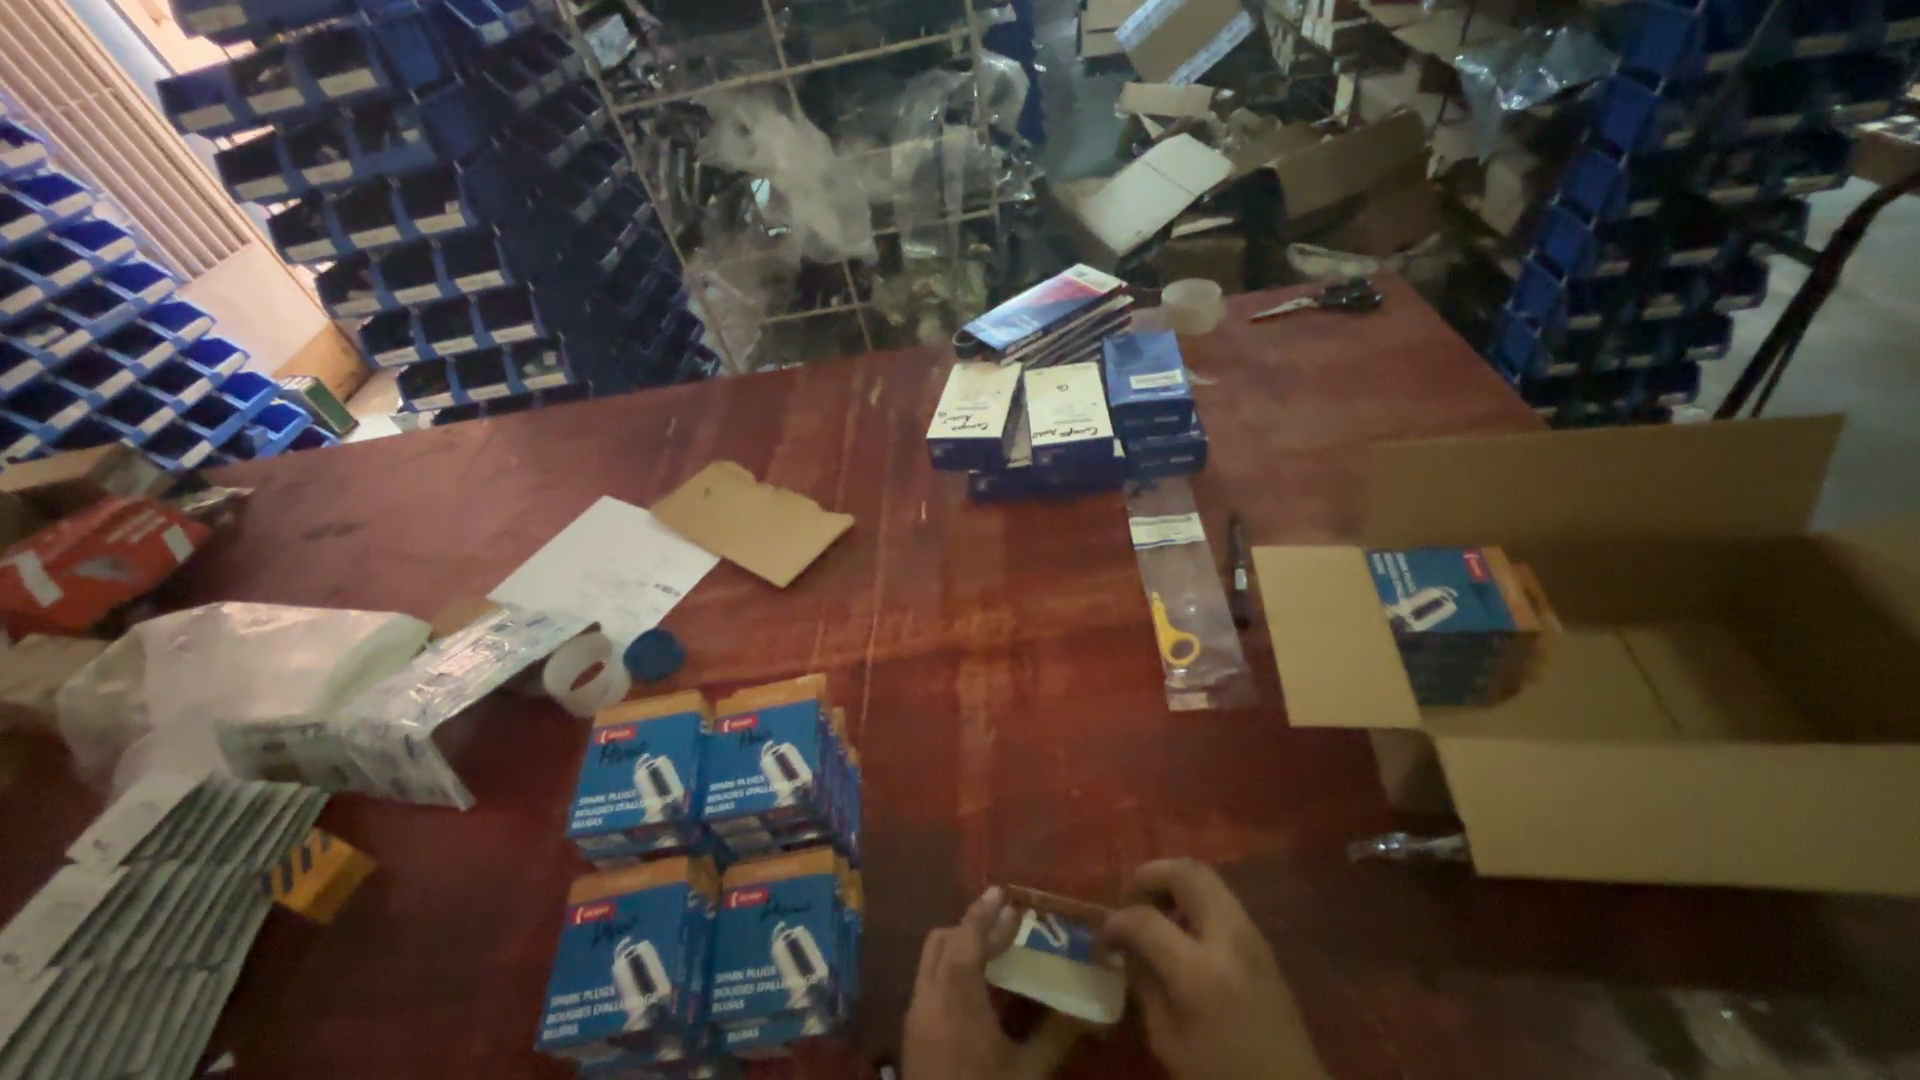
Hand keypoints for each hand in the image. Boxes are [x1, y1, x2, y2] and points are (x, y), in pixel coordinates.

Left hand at [904, 887, 1085, 1079]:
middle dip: (971, 926)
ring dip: (959, 947)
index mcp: (956, 999)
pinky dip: (950, 971)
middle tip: (1007, 926)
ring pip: (931, 961)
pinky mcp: (911, 1035)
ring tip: (995, 954)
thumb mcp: (1029, 1073)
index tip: (1004, 894)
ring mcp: (915, 1017)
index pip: (966, 937)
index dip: (984, 912)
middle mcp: (928, 998)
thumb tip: (1089, 1009)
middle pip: (942, 941)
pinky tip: (977, 991)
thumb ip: (1056, 1035)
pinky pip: (927, 984)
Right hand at [1102, 860, 1325, 1079]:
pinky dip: (1195, 899)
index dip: (1116, 922)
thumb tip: (1127, 950)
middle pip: (1186, 873)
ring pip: (1208, 877)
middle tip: (1131, 899)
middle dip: (1150, 876)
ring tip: (1156, 912)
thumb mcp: (1168, 1042)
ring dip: (1175, 884)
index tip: (1105, 936)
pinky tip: (1183, 931)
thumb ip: (1144, 986)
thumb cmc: (1223, 1078)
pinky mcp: (1264, 943)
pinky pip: (1223, 899)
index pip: (1145, 920)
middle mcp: (1228, 939)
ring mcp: (1252, 936)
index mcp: (1199, 972)